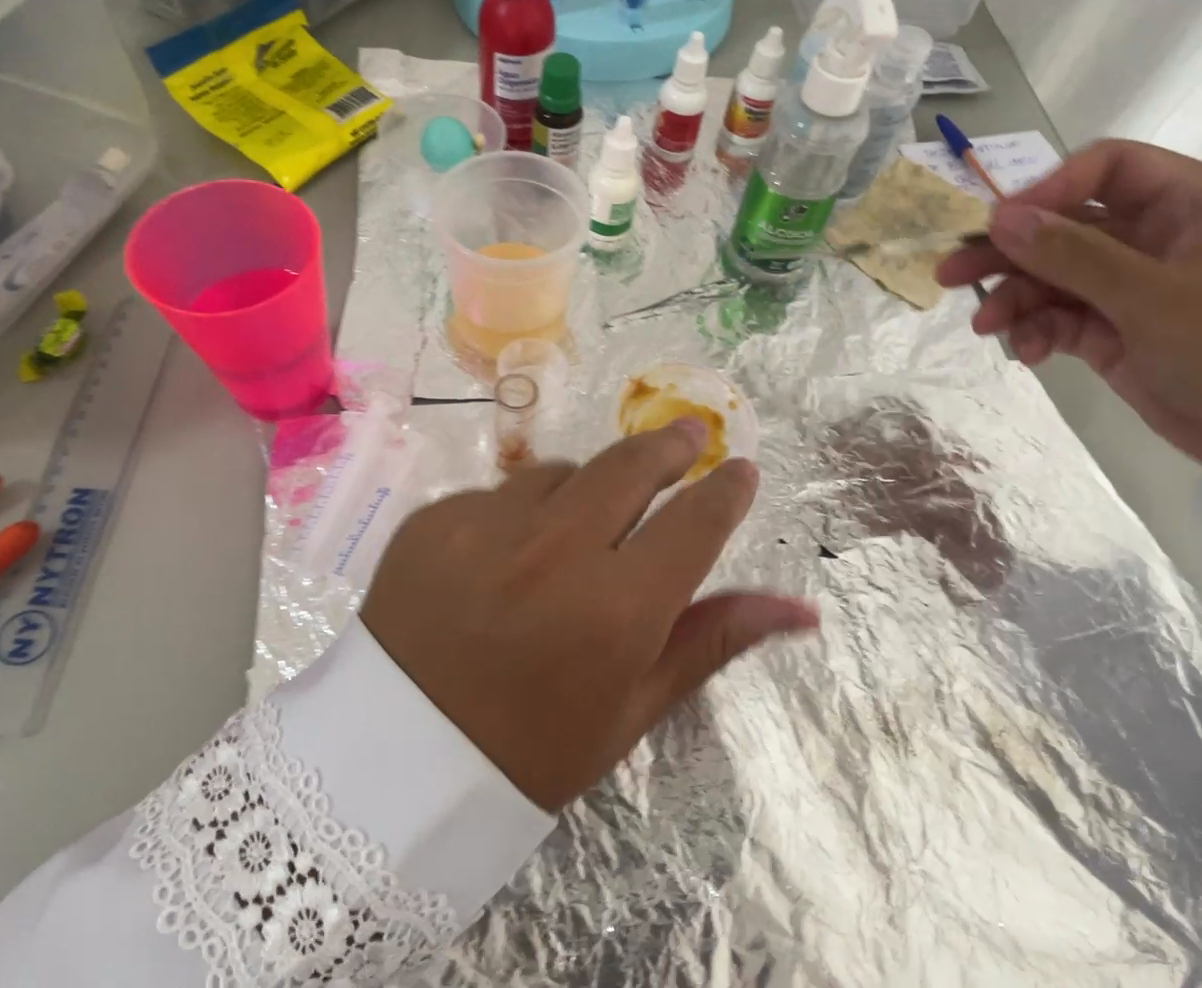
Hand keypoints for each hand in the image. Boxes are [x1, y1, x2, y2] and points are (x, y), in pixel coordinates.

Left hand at [361, 422, 816, 811]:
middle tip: (686, 438)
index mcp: (617, 609)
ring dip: (584, 489)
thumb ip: (712, 640)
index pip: (696, 521)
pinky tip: (504, 558)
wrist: (399, 762)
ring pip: (560, 474)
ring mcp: (485, 526)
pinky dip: (515, 514)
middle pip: (630, 466)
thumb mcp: (631, 708)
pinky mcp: (432, 519)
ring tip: (580, 526)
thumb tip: (802, 608)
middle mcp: (555, 552)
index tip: (739, 472)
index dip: (726, 492)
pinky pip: (496, 494)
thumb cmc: (530, 750)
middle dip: (668, 447)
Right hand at [936, 139, 1201, 467]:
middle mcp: (1163, 240)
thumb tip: (1001, 217)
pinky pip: (1069, 321)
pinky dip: (1043, 333)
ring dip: (1019, 300)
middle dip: (1011, 253)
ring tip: (987, 329)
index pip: (1108, 168)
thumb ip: (1071, 253)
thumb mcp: (1151, 294)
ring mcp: (1142, 291)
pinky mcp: (1127, 337)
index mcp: (1192, 204)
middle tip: (950, 277)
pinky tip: (1029, 353)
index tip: (998, 225)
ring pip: (1061, 280)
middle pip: (1071, 229)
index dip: (1049, 189)